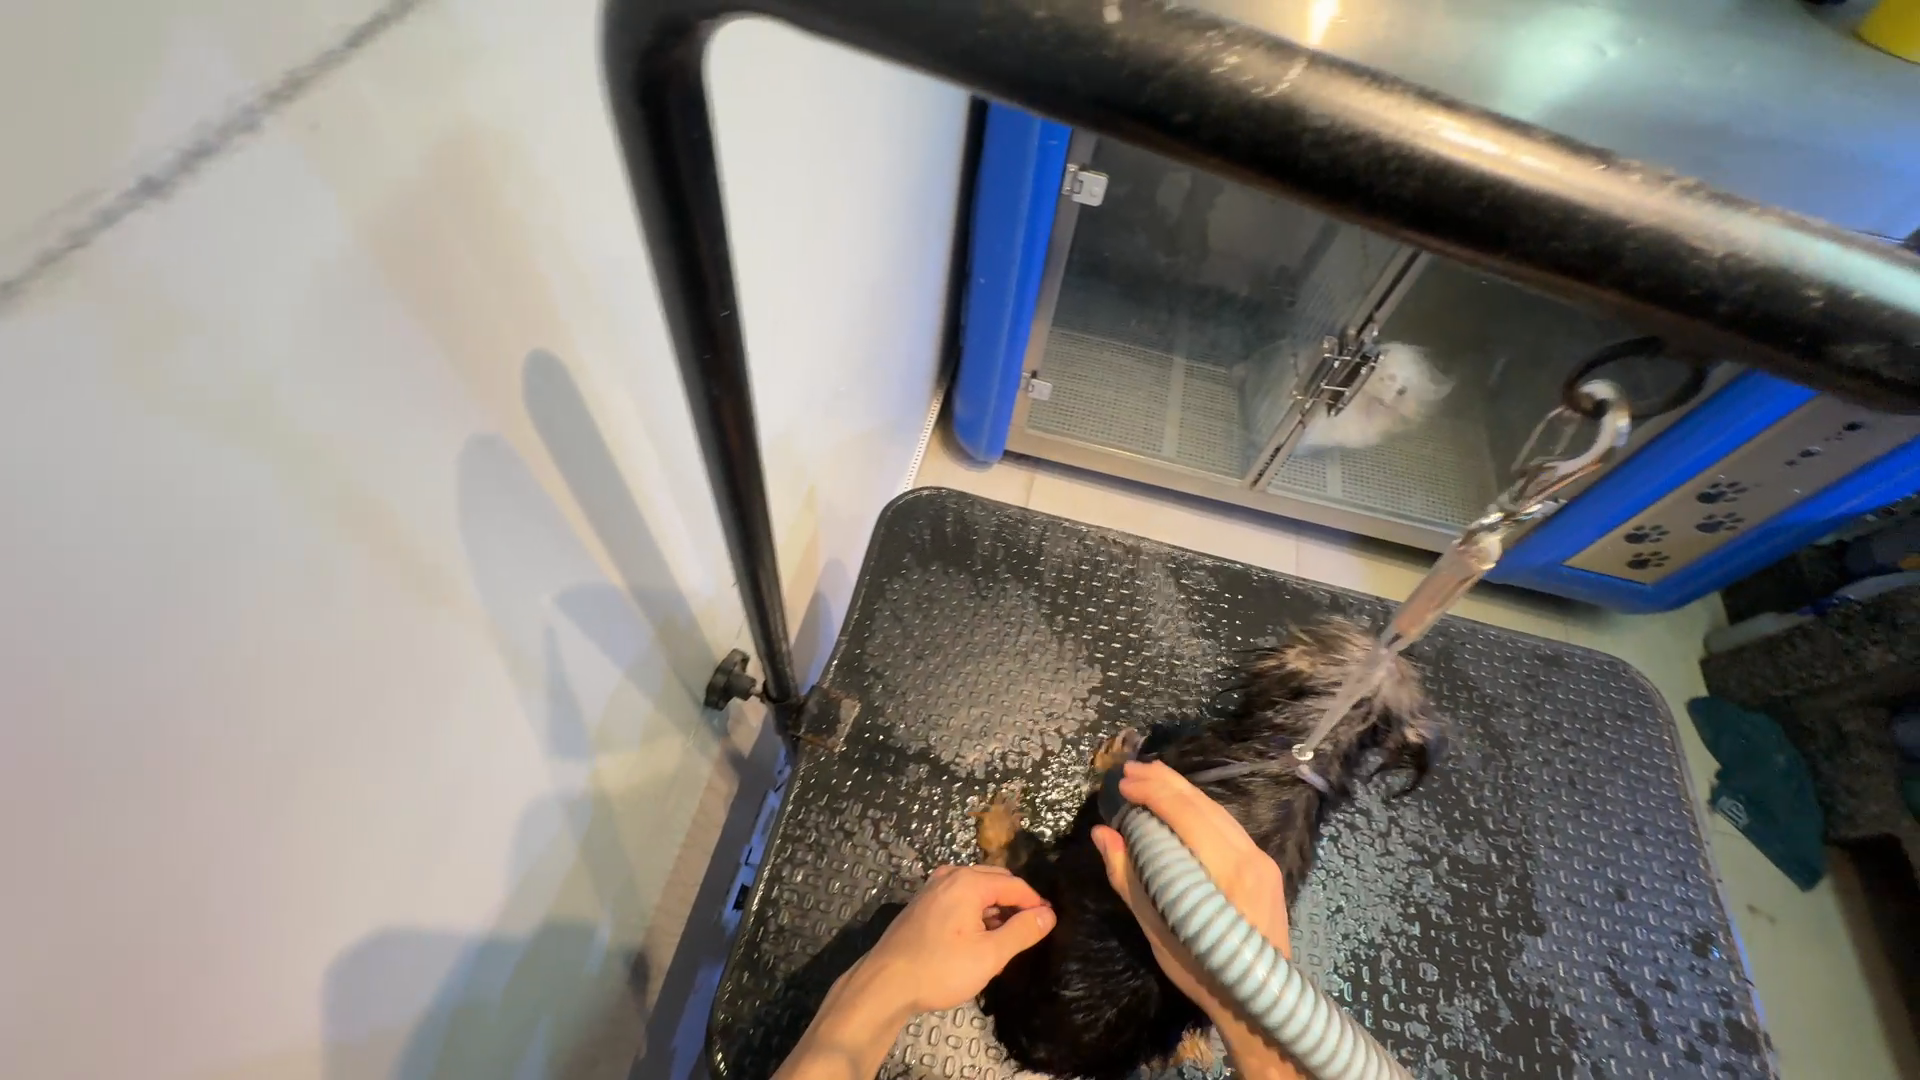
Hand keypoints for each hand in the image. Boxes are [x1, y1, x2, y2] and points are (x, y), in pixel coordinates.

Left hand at [774, 866, 1054, 1079]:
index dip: (1035, 902)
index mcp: (969, 881)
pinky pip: (959, 895)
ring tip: (1004, 936)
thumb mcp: (989, 955)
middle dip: (1014, 901)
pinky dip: (975, 908)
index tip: (1048, 922)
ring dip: (994, 906)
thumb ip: (1021, 932)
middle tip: (1029, 929)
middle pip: (994, 879)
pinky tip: (976, 934)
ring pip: (976, 887)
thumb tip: (1048, 915)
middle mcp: (951, 875)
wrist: (887, 981)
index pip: (1014, 884)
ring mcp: (934, 886)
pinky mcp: (923, 901)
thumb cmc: (941, 968)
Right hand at [1090, 761, 1300, 1079]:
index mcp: (1226, 871)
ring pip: (1216, 809)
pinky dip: (1198, 806)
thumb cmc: (1203, 970)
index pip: (1185, 813)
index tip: (1122, 782)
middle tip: (1130, 769)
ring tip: (1151, 774)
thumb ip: (1128, 876)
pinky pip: (1226, 824)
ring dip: (1180, 789)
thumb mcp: (1156, 929)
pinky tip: (1180, 801)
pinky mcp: (1264, 865)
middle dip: (1164, 781)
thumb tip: (1102, 833)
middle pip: (1202, 804)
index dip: (1152, 792)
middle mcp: (1250, 856)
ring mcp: (1261, 858)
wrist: (1263, 1004)